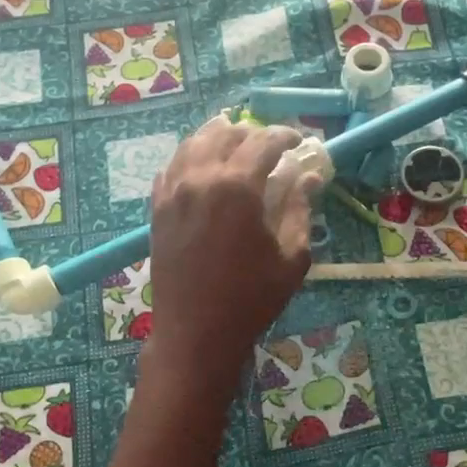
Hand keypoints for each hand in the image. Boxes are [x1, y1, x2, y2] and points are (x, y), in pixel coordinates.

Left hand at [146, 115, 318, 373]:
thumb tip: (309, 176)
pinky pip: (171, 168)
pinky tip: (200, 164)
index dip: (285, 136)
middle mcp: (200, 178)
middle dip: (252, 133)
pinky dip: (189, 157)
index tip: (299, 141)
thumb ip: (300, 209)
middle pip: (226, 135)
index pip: (263, 142)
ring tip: (234, 139)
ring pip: (193, 144)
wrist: (195, 333)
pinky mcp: (157, 210)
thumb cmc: (251, 299)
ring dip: (218, 137)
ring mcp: (173, 192)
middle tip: (270, 143)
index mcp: (237, 187)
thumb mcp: (291, 256)